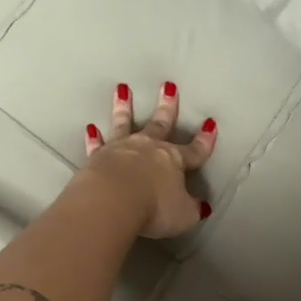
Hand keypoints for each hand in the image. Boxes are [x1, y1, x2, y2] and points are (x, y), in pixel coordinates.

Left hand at [80, 82, 216, 238]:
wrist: (113, 199)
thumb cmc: (154, 207)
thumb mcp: (183, 214)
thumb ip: (192, 208)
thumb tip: (202, 205)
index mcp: (172, 160)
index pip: (193, 150)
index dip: (204, 140)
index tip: (210, 123)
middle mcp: (147, 147)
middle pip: (159, 124)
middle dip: (166, 106)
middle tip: (168, 85)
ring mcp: (120, 148)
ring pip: (123, 122)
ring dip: (124, 106)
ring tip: (122, 88)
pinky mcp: (97, 155)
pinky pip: (96, 143)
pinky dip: (94, 137)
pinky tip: (90, 128)